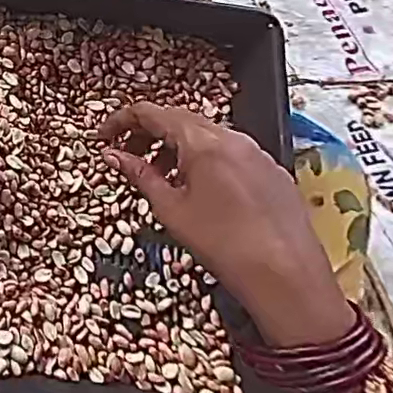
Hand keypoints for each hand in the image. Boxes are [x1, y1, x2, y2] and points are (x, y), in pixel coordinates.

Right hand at [98, 104, 352, 345]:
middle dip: (146, 133)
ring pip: (204, 135)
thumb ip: (139, 174)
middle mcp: (233, 139)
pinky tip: (195, 188)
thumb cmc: (224, 245)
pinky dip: (202, 159)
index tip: (104, 136)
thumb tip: (113, 155)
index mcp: (203, 143)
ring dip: (174, 147)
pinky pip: (229, 152)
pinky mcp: (272, 172)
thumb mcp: (170, 209)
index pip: (151, 113)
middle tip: (125, 155)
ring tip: (158, 175)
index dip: (121, 120)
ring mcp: (257, 154)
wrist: (288, 280)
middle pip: (178, 119)